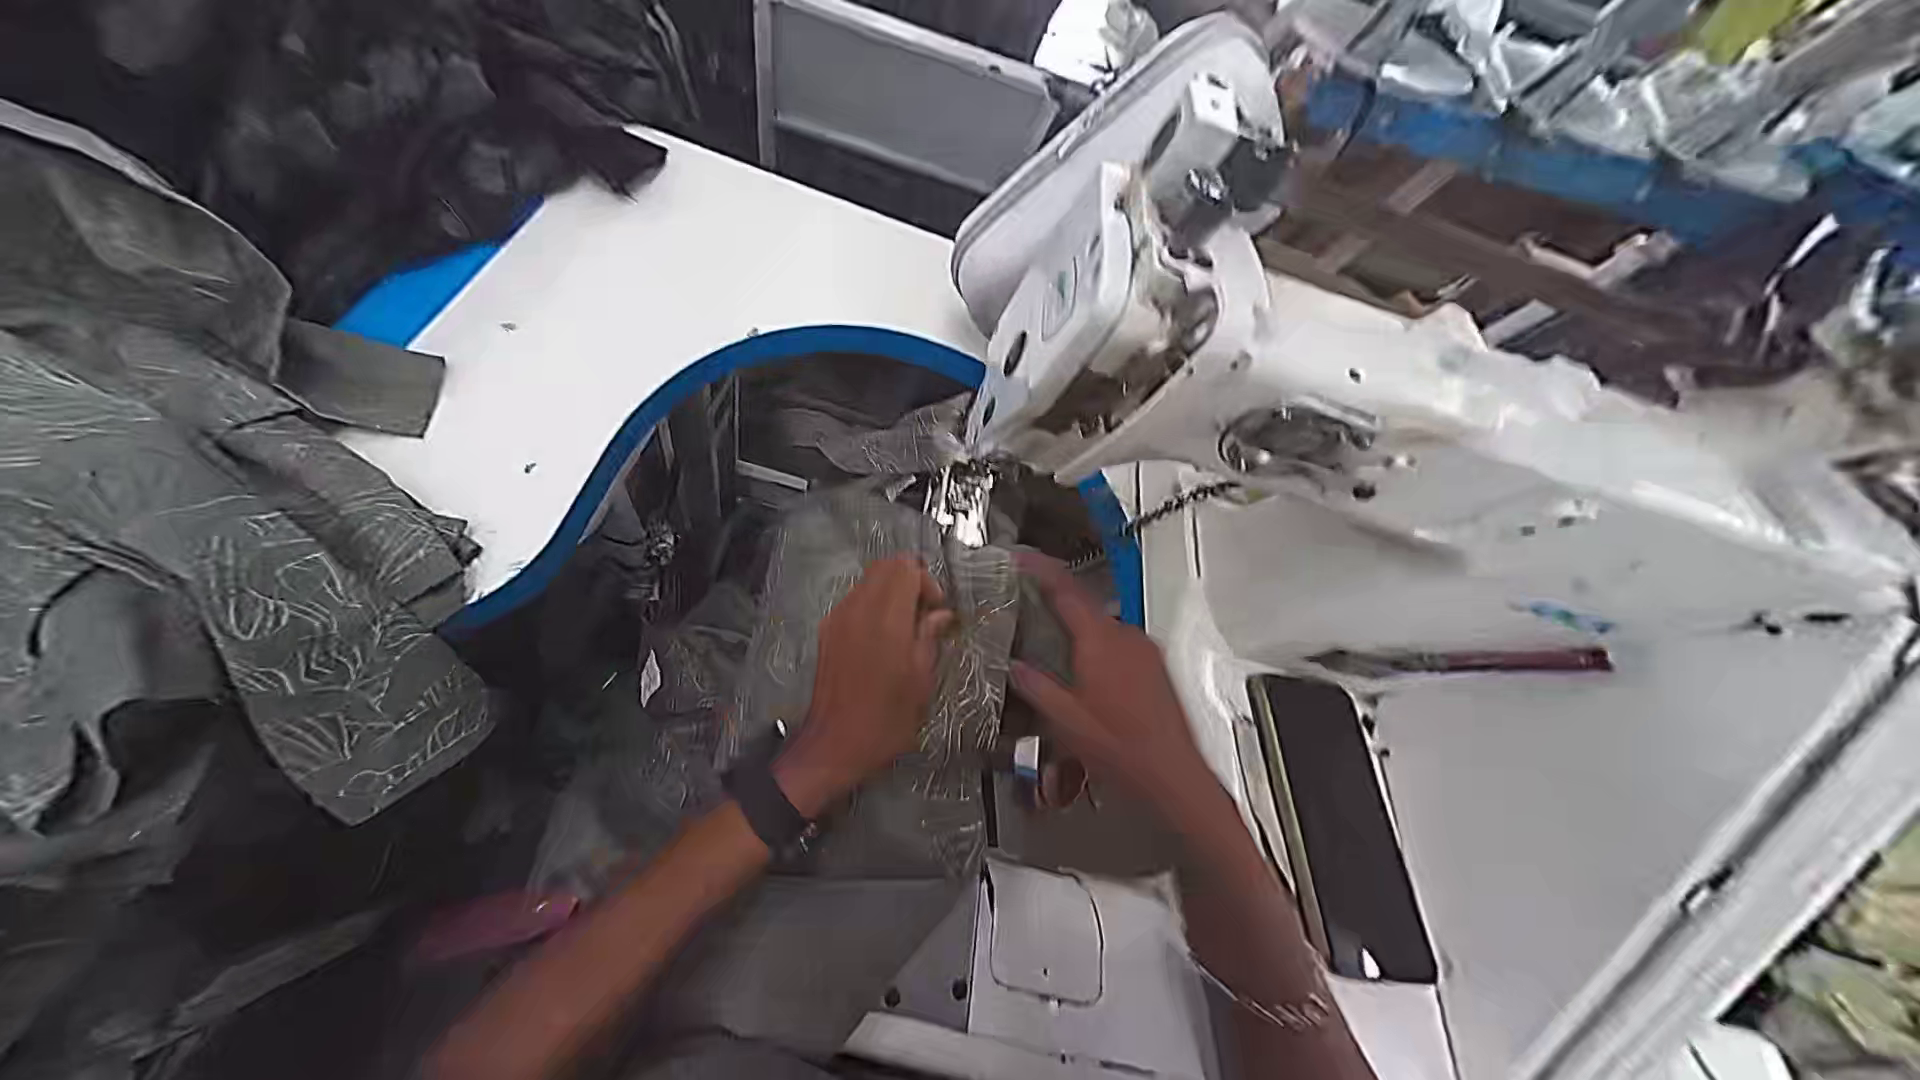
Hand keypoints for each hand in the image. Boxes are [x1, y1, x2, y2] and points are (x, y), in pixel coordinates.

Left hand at [774, 556, 954, 816]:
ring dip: (891, 590)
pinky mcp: (826, 630)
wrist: (834, 745)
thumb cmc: (886, 720)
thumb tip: (940, 615)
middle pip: (885, 566)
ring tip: (904, 625)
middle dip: (910, 579)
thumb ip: (930, 637)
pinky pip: (855, 598)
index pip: (906, 568)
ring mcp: (838, 617)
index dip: (927, 582)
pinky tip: (882, 637)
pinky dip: (873, 603)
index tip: (936, 611)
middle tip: (924, 611)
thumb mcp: (921, 681)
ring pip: (868, 579)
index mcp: (886, 620)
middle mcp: (858, 609)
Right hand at [1008, 553, 1214, 814]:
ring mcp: (1145, 649)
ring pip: (1102, 626)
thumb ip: (1037, 687)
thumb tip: (1016, 666)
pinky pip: (1119, 641)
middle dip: (1056, 606)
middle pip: (1084, 607)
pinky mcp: (1155, 664)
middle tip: (1030, 611)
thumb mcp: (1066, 721)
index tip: (1021, 557)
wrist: (1173, 775)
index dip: (1041, 569)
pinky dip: (1098, 645)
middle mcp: (1126, 636)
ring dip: (1078, 630)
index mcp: (1100, 641)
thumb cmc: (1121, 748)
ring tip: (1056, 651)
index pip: (1066, 591)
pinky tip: (1088, 674)